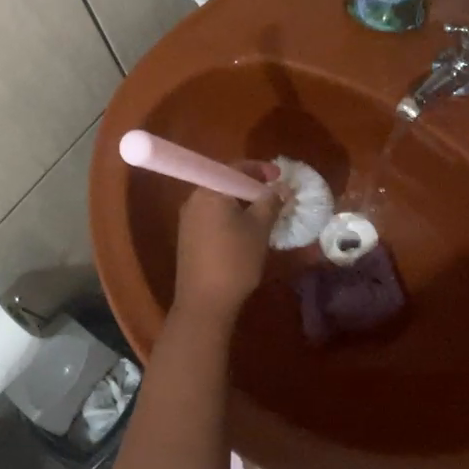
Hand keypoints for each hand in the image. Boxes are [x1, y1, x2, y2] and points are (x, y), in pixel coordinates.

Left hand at [172, 161, 282, 326]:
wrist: (204, 301)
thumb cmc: (235, 260)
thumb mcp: (259, 229)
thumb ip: (270, 202)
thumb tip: (281, 188)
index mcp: (209, 191)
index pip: (234, 167)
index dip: (259, 169)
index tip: (279, 176)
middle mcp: (193, 200)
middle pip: (224, 183)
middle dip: (250, 186)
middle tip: (274, 194)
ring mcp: (188, 220)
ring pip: (219, 202)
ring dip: (241, 203)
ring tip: (264, 214)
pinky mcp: (188, 238)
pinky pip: (212, 217)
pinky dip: (230, 217)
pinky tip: (245, 231)